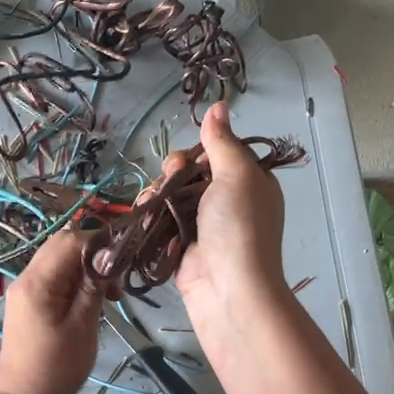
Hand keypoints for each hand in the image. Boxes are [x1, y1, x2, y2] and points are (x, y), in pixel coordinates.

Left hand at [0, 228, 103, 393]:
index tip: (125, 258)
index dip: (100, 242)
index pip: (71, 241)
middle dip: (93, 253)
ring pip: (58, 260)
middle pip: (62, 245)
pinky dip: (73, 280)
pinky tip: (91, 299)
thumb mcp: (83, 326)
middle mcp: (26, 278)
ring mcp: (24, 290)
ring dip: (85, 267)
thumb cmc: (57, 368)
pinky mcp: (27, 302)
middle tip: (117, 279)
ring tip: (109, 293)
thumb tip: (109, 256)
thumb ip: (93, 287)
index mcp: (37, 281)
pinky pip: (52, 277)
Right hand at [166, 102, 287, 315]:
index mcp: (250, 182)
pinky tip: (144, 212)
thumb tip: (219, 105)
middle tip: (171, 178)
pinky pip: (162, 221)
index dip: (200, 151)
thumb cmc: (239, 226)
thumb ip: (222, 141)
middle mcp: (229, 202)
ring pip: (172, 195)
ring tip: (151, 200)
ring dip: (158, 191)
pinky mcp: (183, 246)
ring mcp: (204, 226)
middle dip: (174, 171)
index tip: (190, 157)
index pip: (219, 154)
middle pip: (191, 173)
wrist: (228, 289)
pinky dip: (151, 214)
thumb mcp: (237, 174)